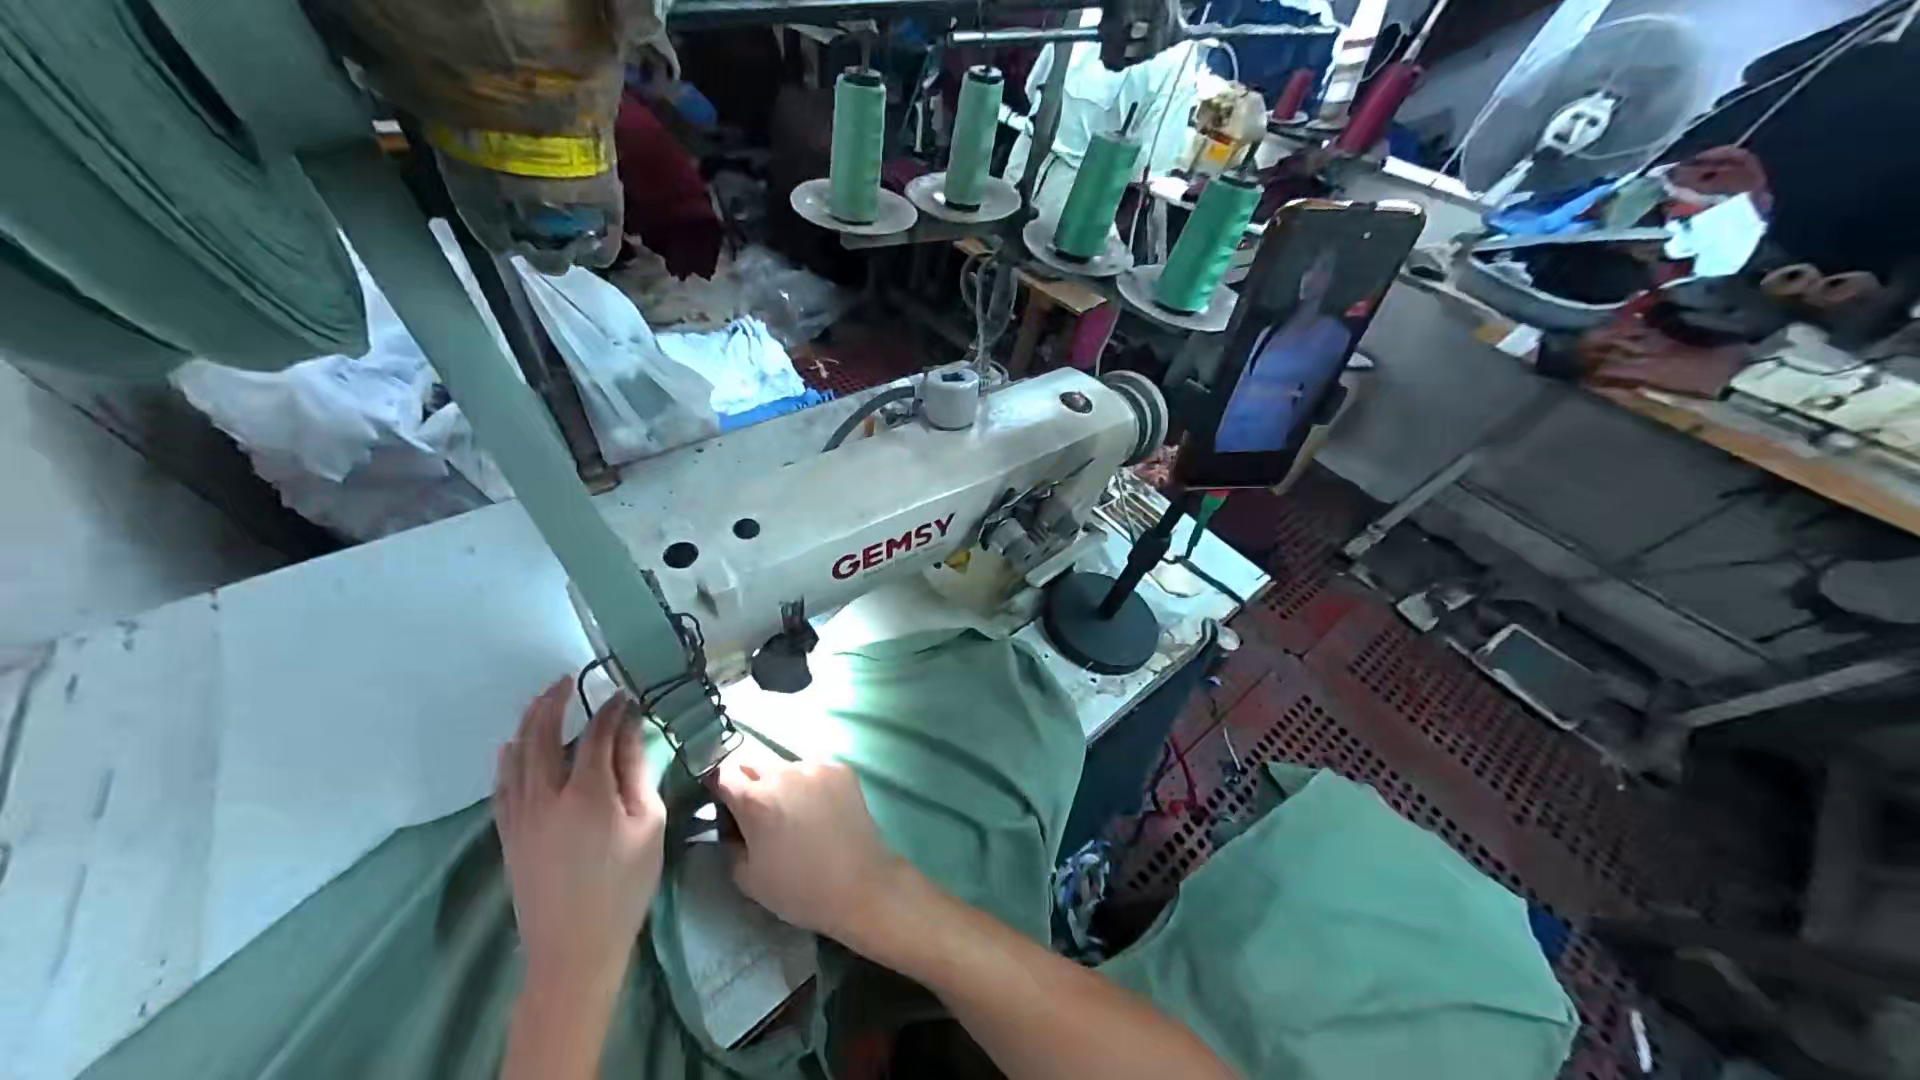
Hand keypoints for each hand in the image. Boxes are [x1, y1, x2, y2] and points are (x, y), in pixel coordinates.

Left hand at [495, 679, 665, 991]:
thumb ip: (636, 773)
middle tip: (566, 680)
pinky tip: (509, 747)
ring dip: (526, 724)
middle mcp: (545, 797)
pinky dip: (505, 761)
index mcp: (587, 794)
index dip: (610, 710)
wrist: (574, 947)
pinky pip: (500, 787)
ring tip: (541, 700)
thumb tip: (630, 731)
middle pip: (541, 737)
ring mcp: (520, 817)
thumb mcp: (648, 825)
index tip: (623, 694)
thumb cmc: (625, 885)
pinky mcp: (507, 836)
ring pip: (515, 757)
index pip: (596, 736)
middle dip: (553, 703)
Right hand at [712, 759, 909, 944]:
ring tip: (796, 814)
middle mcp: (784, 773)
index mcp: (755, 799)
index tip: (722, 802)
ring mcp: (816, 768)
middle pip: (754, 766)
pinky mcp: (842, 769)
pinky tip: (820, 810)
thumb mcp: (747, 877)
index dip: (718, 787)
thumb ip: (730, 842)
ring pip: (786, 768)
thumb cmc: (799, 888)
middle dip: (750, 785)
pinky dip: (810, 785)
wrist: (860, 885)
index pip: (722, 774)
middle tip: (760, 814)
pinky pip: (814, 771)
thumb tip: (729, 823)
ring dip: (782, 784)